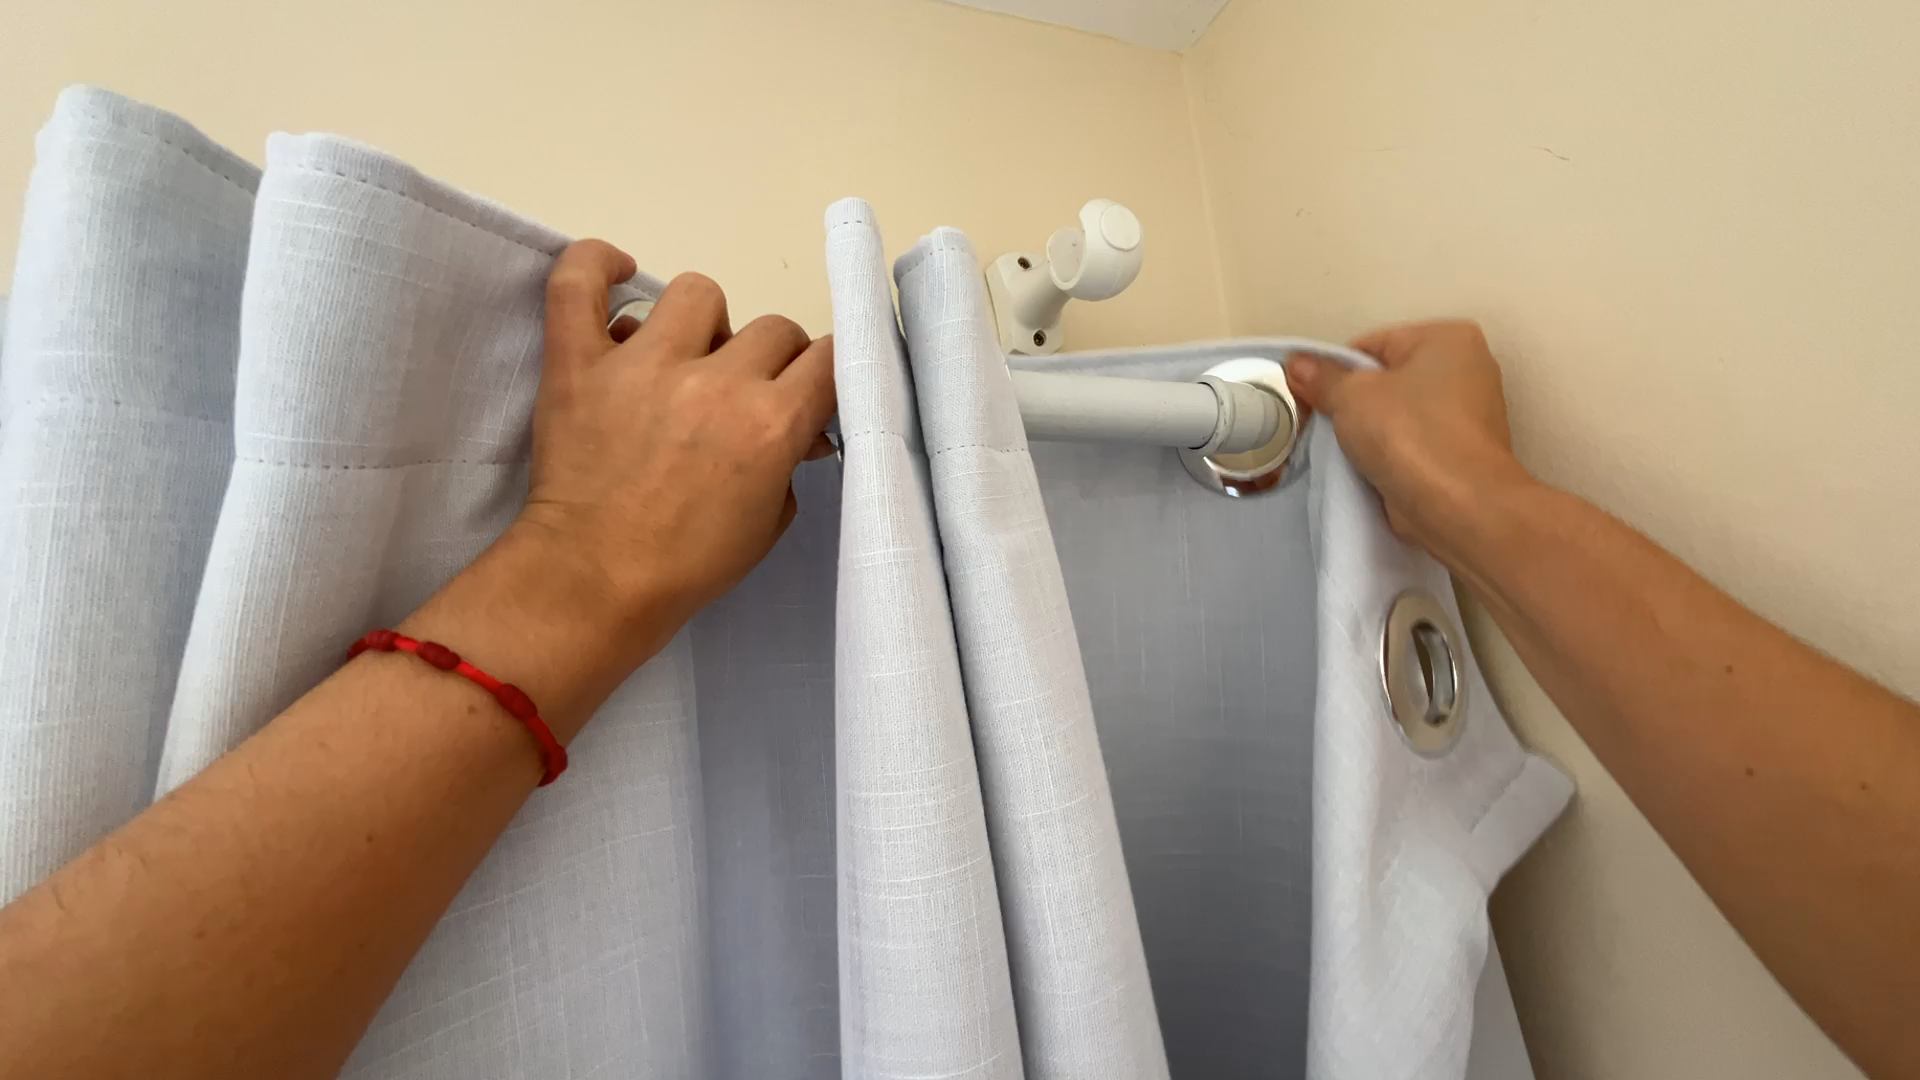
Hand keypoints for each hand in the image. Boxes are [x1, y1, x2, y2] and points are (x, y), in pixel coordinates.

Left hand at [514, 240, 835, 632]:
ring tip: (688, 358)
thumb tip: (801, 428)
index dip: (828, 373)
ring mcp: (643, 364)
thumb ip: (792, 463)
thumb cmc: (694, 563)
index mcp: (771, 423)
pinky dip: (597, 266)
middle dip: (776, 359)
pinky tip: (617, 273)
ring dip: (707, 324)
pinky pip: (579, 281)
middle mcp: (718, 381)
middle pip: (774, 327)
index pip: (829, 358)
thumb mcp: (770, 521)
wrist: (597, 583)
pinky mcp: (579, 361)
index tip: (813, 390)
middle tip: (752, 392)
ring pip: (698, 292)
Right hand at [1285, 320, 1532, 558]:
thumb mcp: (1350, 396)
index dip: (1333, 372)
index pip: (1370, 346)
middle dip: (1349, 402)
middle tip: (1323, 425)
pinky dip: (1384, 453)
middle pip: (1383, 380)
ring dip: (1364, 431)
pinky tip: (1365, 468)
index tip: (1313, 399)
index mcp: (1447, 338)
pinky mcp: (1457, 452)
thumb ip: (1320, 377)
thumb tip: (1298, 364)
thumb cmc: (1409, 434)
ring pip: (1392, 414)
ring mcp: (1466, 414)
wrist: (1455, 503)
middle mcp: (1466, 369)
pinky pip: (1406, 443)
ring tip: (1343, 450)